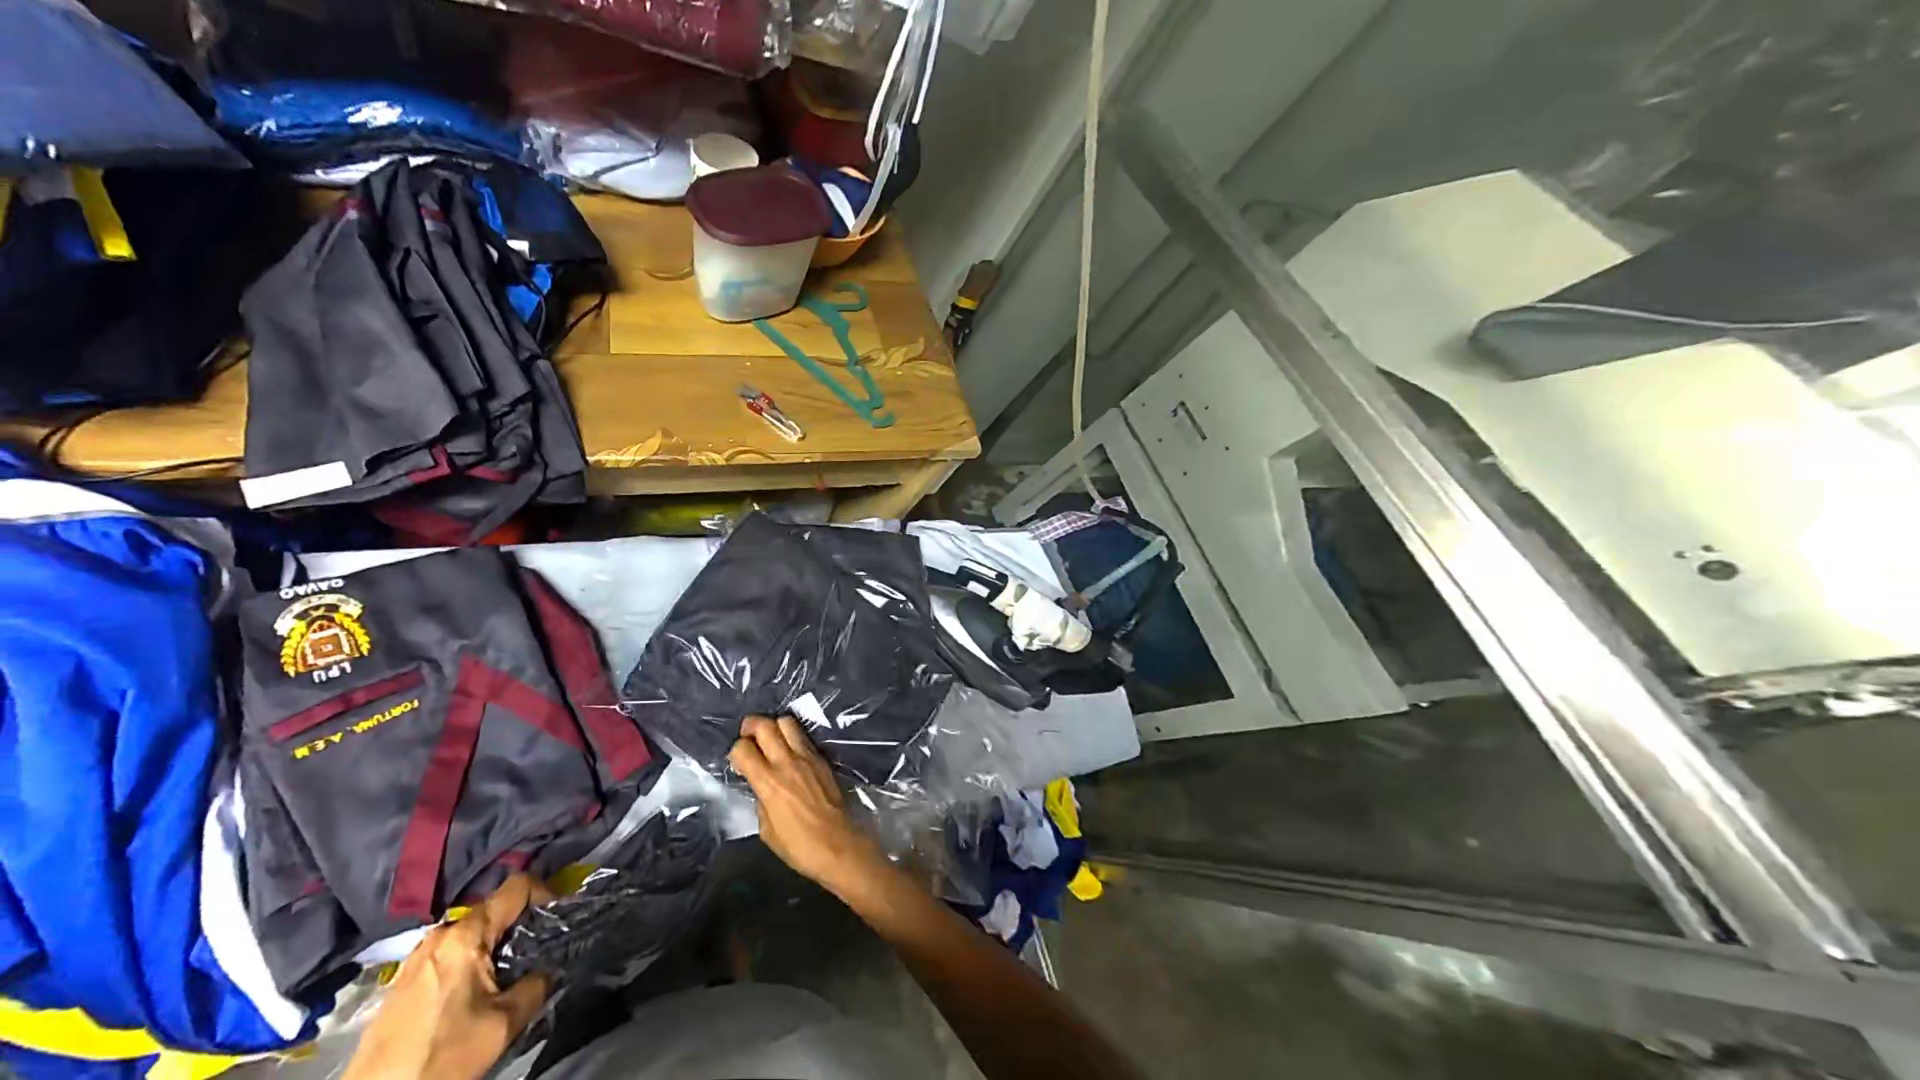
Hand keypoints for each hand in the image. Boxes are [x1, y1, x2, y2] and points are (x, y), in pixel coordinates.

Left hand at [342, 875, 552, 1079]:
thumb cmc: (443, 1056)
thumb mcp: (505, 1023)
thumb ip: (538, 983)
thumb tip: (551, 968)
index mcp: (465, 936)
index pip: (516, 887)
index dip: (546, 891)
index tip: (560, 914)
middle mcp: (440, 935)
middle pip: (493, 908)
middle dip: (522, 920)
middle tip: (541, 945)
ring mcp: (417, 955)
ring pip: (472, 930)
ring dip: (496, 940)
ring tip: (511, 967)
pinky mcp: (405, 976)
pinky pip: (451, 949)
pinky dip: (473, 955)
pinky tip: (477, 986)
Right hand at [730, 714, 888, 897]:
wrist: (839, 845)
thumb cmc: (799, 845)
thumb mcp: (767, 830)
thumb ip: (760, 801)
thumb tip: (760, 787)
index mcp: (769, 782)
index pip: (743, 748)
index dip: (735, 751)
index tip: (738, 761)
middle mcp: (787, 762)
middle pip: (765, 725)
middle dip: (751, 726)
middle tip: (748, 735)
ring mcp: (808, 757)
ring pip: (787, 722)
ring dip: (774, 726)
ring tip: (770, 738)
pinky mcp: (823, 759)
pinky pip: (804, 737)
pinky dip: (793, 737)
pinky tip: (790, 751)